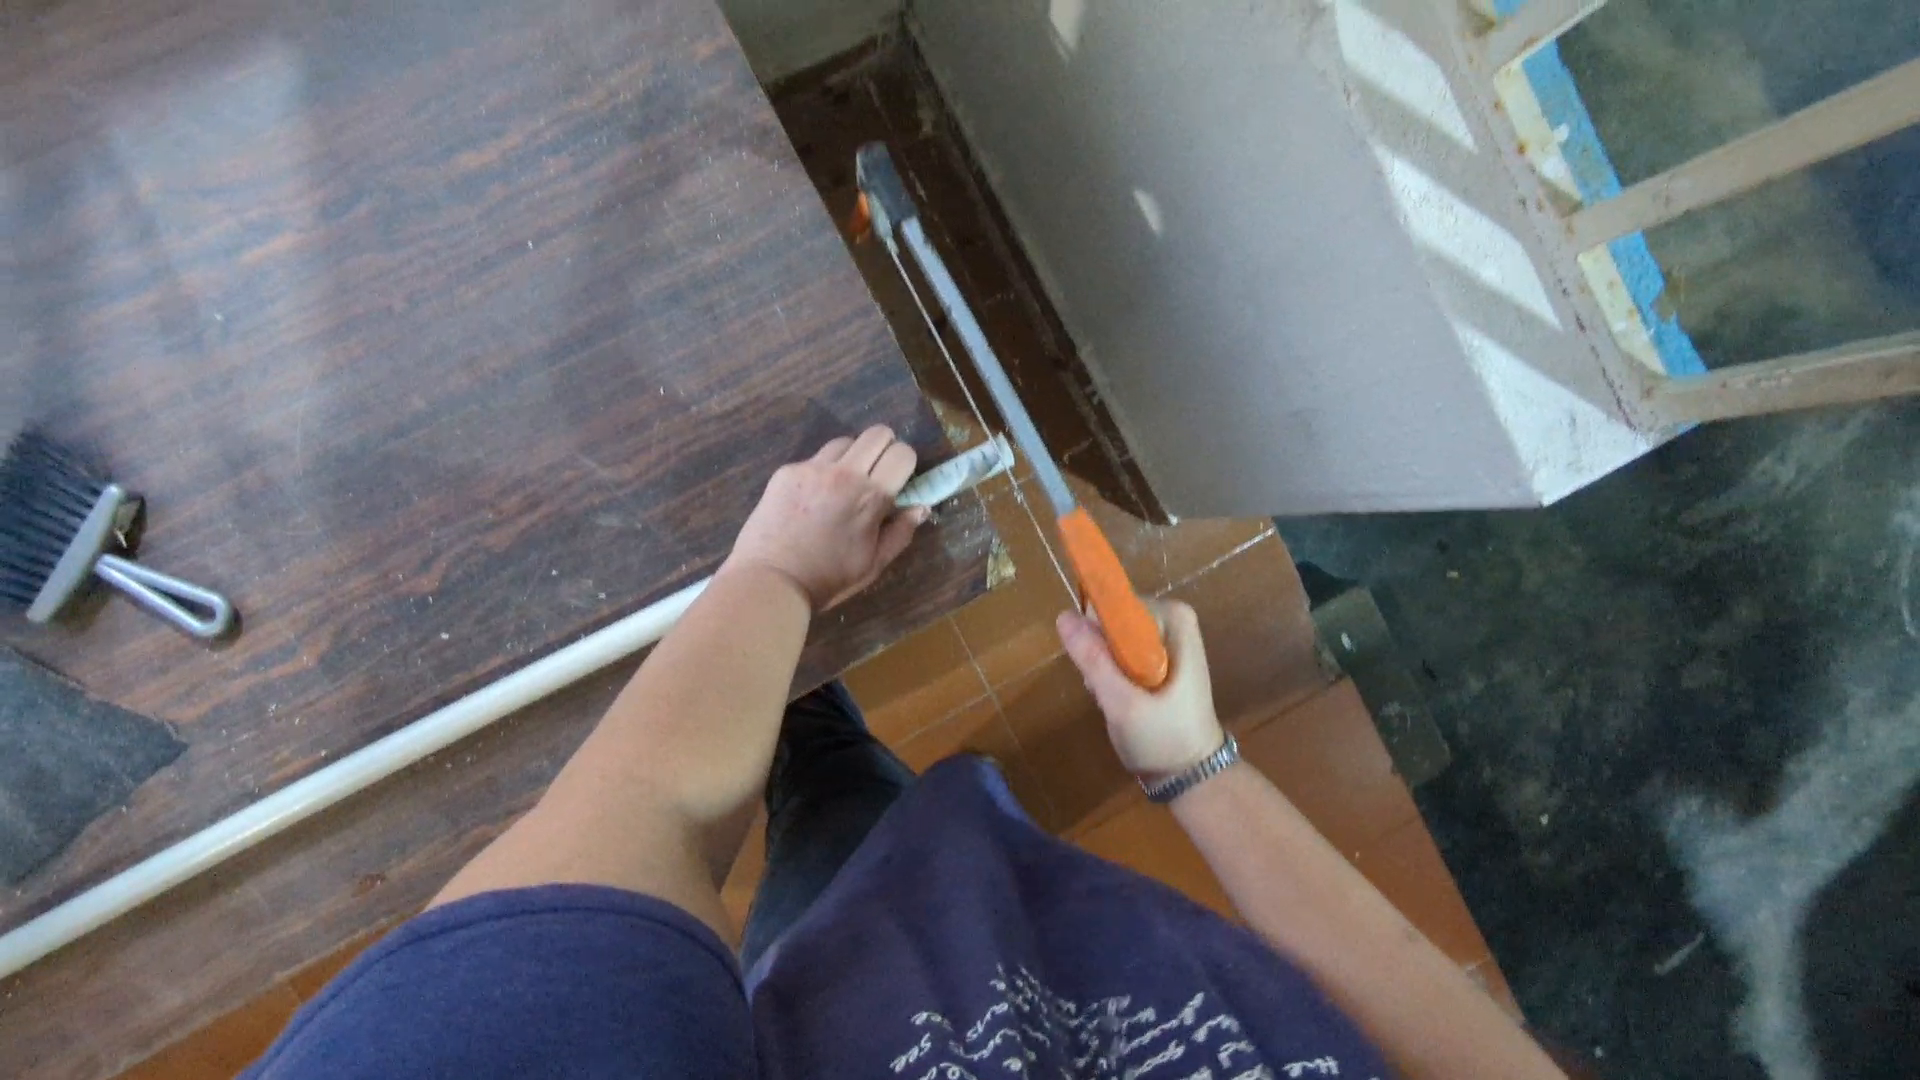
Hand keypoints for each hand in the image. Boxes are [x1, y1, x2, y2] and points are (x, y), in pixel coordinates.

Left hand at [724, 426, 928, 610]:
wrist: (771, 581)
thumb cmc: (828, 578)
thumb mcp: (874, 564)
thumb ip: (901, 532)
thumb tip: (921, 507)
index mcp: (871, 496)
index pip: (903, 454)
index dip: (906, 464)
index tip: (899, 480)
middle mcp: (844, 473)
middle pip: (877, 433)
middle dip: (884, 448)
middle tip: (877, 472)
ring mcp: (812, 468)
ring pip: (845, 442)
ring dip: (852, 457)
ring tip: (842, 485)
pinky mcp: (787, 471)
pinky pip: (815, 460)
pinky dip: (822, 472)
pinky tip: (812, 499)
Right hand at [1057, 600, 1223, 780]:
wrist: (1193, 775)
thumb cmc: (1163, 738)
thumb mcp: (1122, 703)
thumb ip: (1093, 659)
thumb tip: (1063, 615)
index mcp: (1174, 618)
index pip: (1112, 605)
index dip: (1097, 637)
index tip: (1101, 673)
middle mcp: (1172, 618)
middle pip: (1110, 620)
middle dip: (1101, 656)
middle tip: (1112, 694)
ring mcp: (1167, 637)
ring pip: (1110, 638)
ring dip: (1105, 670)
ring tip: (1119, 702)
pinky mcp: (1159, 655)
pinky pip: (1119, 651)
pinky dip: (1112, 676)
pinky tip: (1123, 701)